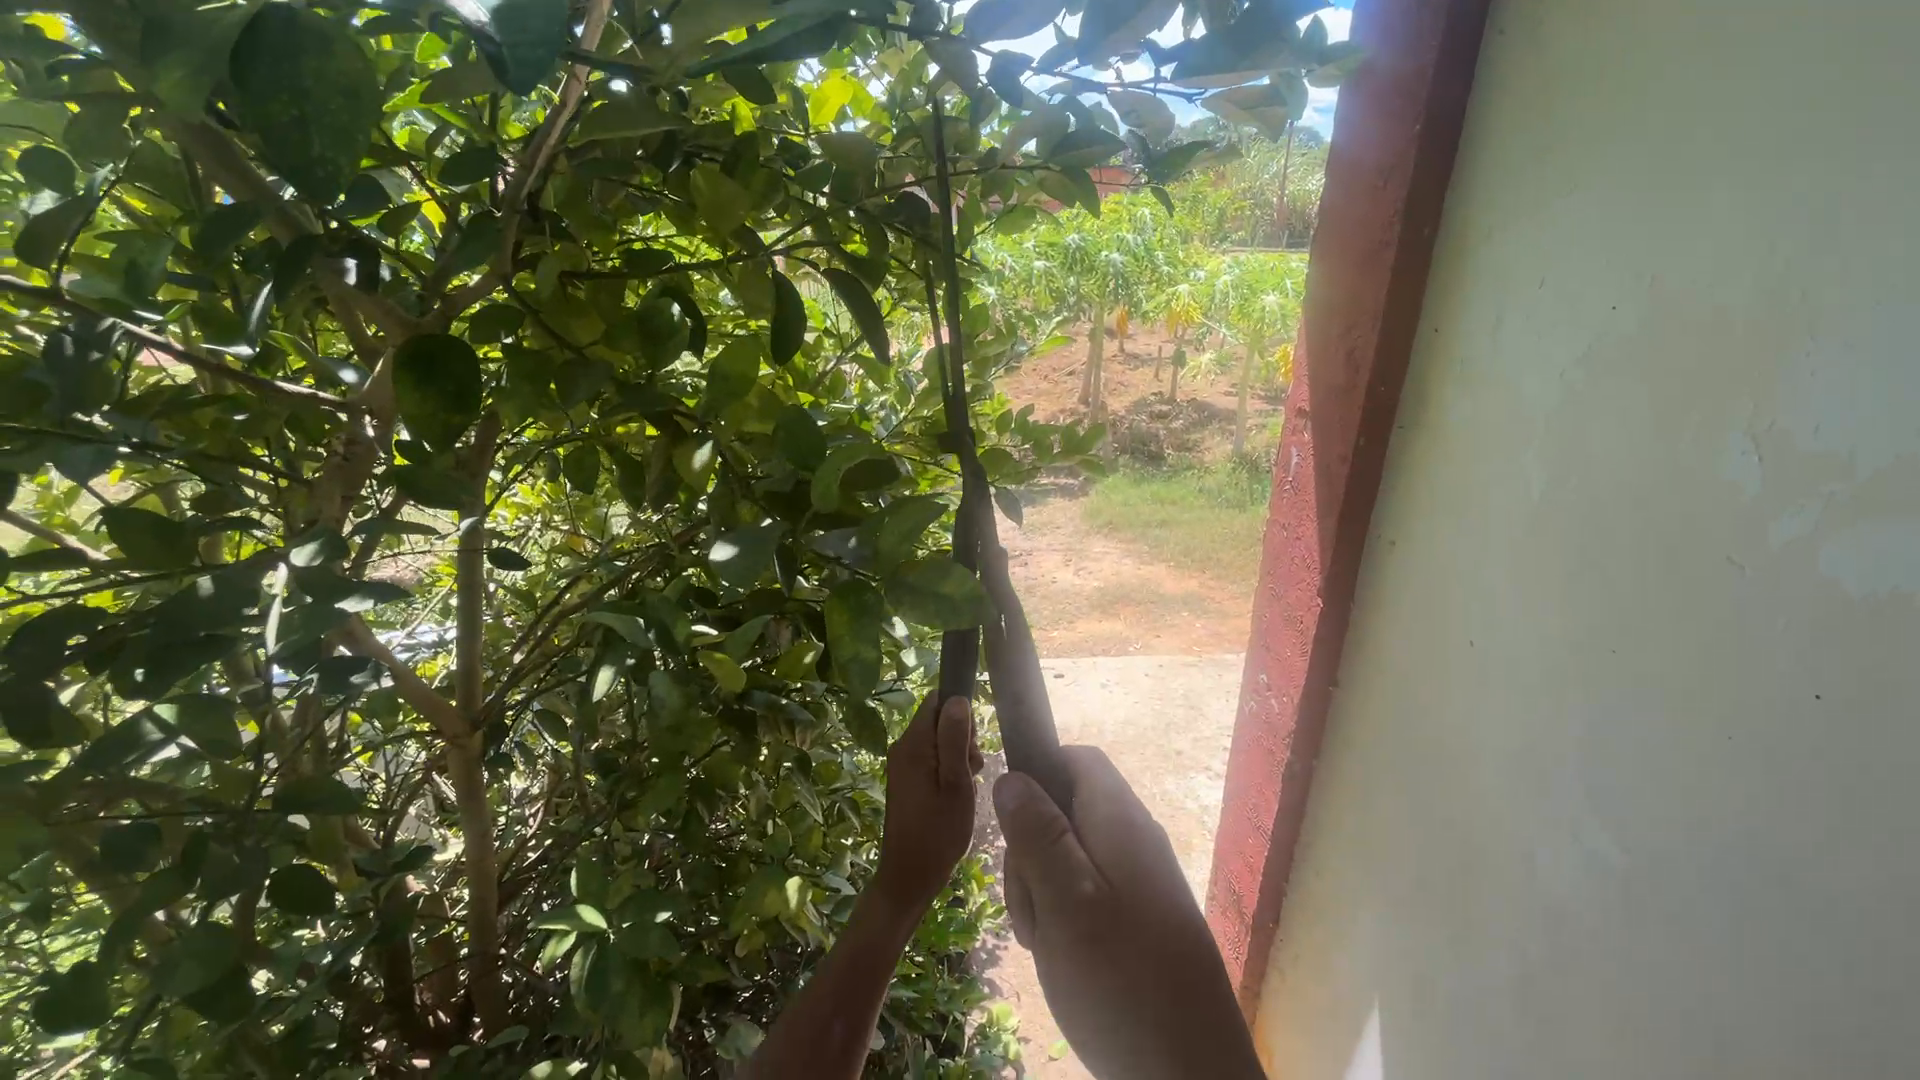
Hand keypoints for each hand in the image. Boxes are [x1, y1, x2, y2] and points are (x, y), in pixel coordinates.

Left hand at [874, 694, 982, 909]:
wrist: (909, 877)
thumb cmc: (938, 833)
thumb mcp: (956, 784)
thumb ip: (955, 739)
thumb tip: (958, 698)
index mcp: (913, 744)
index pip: (937, 701)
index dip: (961, 713)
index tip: (974, 743)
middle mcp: (903, 748)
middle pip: (940, 721)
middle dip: (962, 739)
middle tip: (972, 771)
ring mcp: (903, 765)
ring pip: (939, 742)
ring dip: (959, 758)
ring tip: (967, 788)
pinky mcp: (907, 781)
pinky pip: (933, 760)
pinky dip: (949, 772)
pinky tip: (957, 796)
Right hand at [994, 747, 1263, 1079]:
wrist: (1190, 1072)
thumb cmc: (1121, 979)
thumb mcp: (1065, 901)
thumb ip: (1038, 834)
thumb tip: (1013, 775)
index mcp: (1121, 822)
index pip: (1078, 760)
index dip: (1038, 773)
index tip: (1009, 822)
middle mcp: (1134, 842)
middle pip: (1067, 810)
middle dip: (1031, 848)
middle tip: (1030, 904)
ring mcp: (1138, 883)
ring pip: (1069, 857)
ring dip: (1042, 890)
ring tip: (1046, 942)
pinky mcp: (1138, 921)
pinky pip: (1086, 896)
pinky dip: (1062, 918)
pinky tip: (1061, 958)